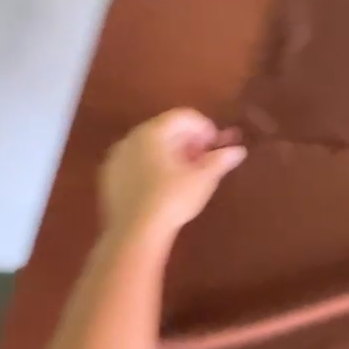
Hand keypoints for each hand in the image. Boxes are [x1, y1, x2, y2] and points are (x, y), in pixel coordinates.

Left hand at [99, 109, 246, 237]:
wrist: (134, 232)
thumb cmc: (172, 199)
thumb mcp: (203, 179)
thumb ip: (220, 160)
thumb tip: (238, 150)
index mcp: (154, 132)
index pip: (184, 116)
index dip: (205, 127)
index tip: (217, 145)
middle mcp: (132, 137)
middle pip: (165, 129)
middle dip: (188, 140)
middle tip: (204, 158)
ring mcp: (117, 157)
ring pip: (150, 145)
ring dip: (170, 153)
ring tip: (186, 173)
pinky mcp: (109, 177)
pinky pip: (136, 161)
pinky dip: (152, 165)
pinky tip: (163, 185)